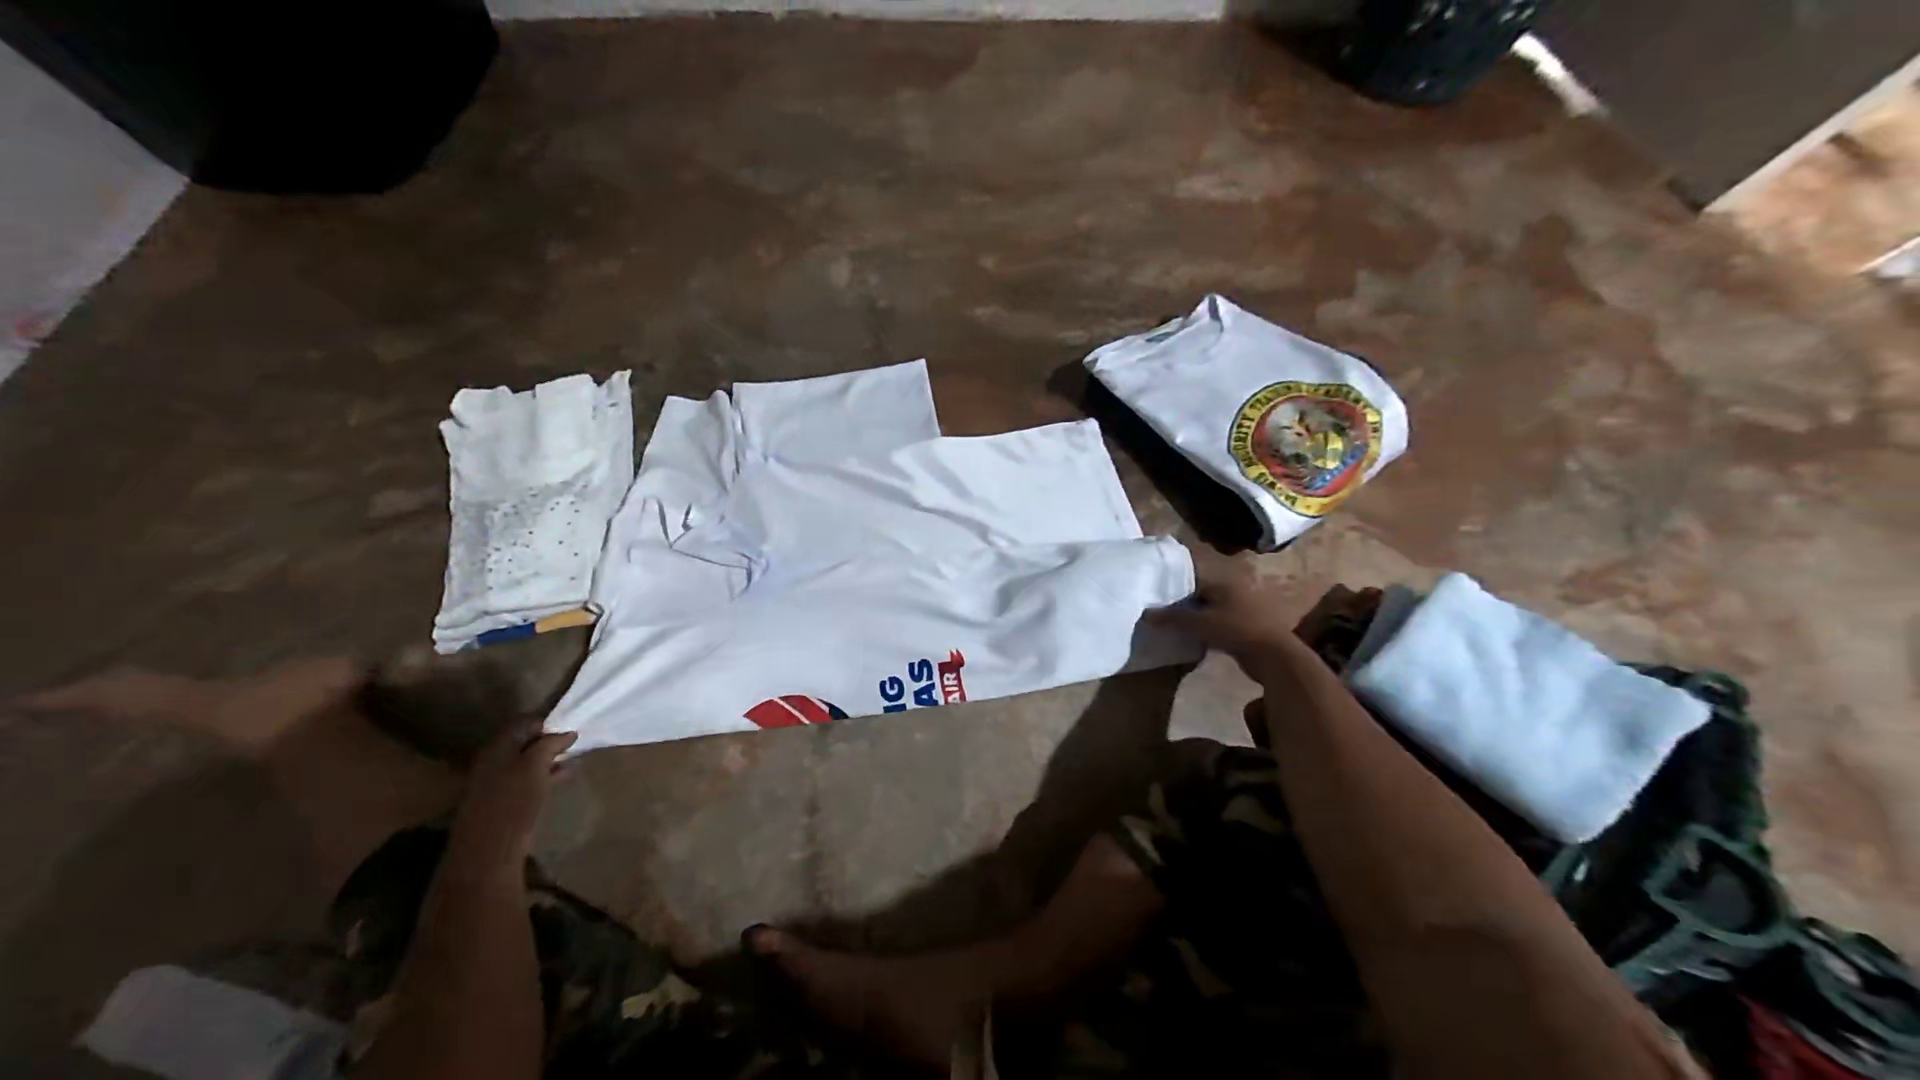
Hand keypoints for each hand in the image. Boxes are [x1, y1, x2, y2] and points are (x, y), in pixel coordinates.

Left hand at [446, 720, 576, 872]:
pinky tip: (563, 776)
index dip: (549, 721)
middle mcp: (493, 760)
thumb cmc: (513, 800)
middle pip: (525, 741)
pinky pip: (527, 779)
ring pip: (527, 761)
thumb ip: (551, 744)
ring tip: (574, 757)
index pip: (525, 722)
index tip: (571, 725)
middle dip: (551, 740)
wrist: (489, 848)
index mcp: (497, 747)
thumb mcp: (536, 765)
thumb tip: (568, 732)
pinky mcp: (503, 801)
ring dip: (550, 758)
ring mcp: (496, 782)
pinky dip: (545, 774)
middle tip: (575, 741)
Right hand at [1159, 562, 1376, 681]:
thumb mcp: (1199, 623)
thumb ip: (1172, 618)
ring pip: (1211, 609)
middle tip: (1162, 612)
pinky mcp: (1247, 626)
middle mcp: (1235, 590)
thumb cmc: (1236, 630)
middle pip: (1202, 593)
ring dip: (1196, 617)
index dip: (1174, 586)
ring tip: (1175, 626)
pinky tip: (1194, 638)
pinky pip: (1220, 623)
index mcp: (1224, 581)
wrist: (1273, 657)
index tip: (1156, 595)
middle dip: (1184, 602)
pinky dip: (1207, 629)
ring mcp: (1243, 608)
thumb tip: (1145, 613)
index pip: (1193, 577)